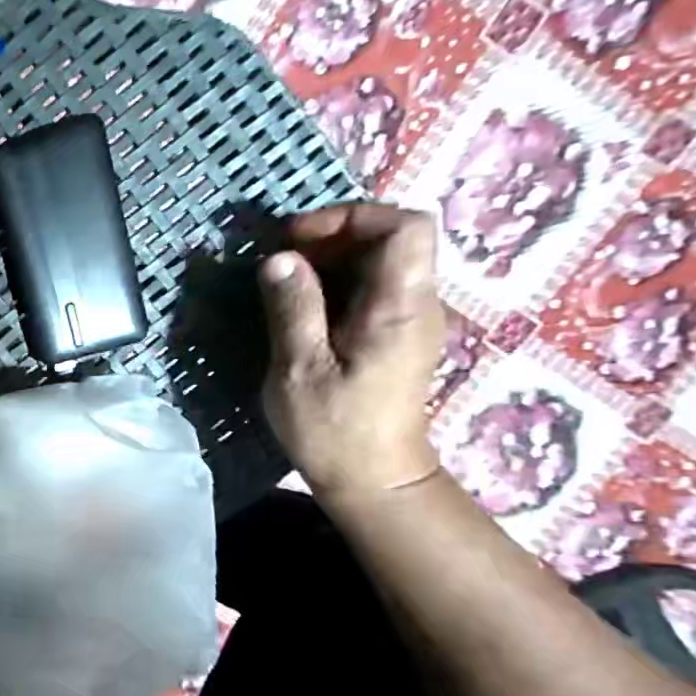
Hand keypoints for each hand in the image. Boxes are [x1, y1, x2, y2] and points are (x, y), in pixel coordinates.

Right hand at [257, 202, 442, 500]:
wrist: (373, 479)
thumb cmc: (334, 429)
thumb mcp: (299, 370)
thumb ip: (293, 310)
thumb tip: (278, 259)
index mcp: (399, 308)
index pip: (406, 227)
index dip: (352, 216)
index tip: (296, 239)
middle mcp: (417, 304)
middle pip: (393, 238)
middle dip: (332, 234)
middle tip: (278, 259)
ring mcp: (409, 319)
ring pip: (381, 260)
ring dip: (329, 257)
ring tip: (281, 279)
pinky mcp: (395, 333)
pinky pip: (371, 285)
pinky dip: (334, 279)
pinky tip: (299, 302)